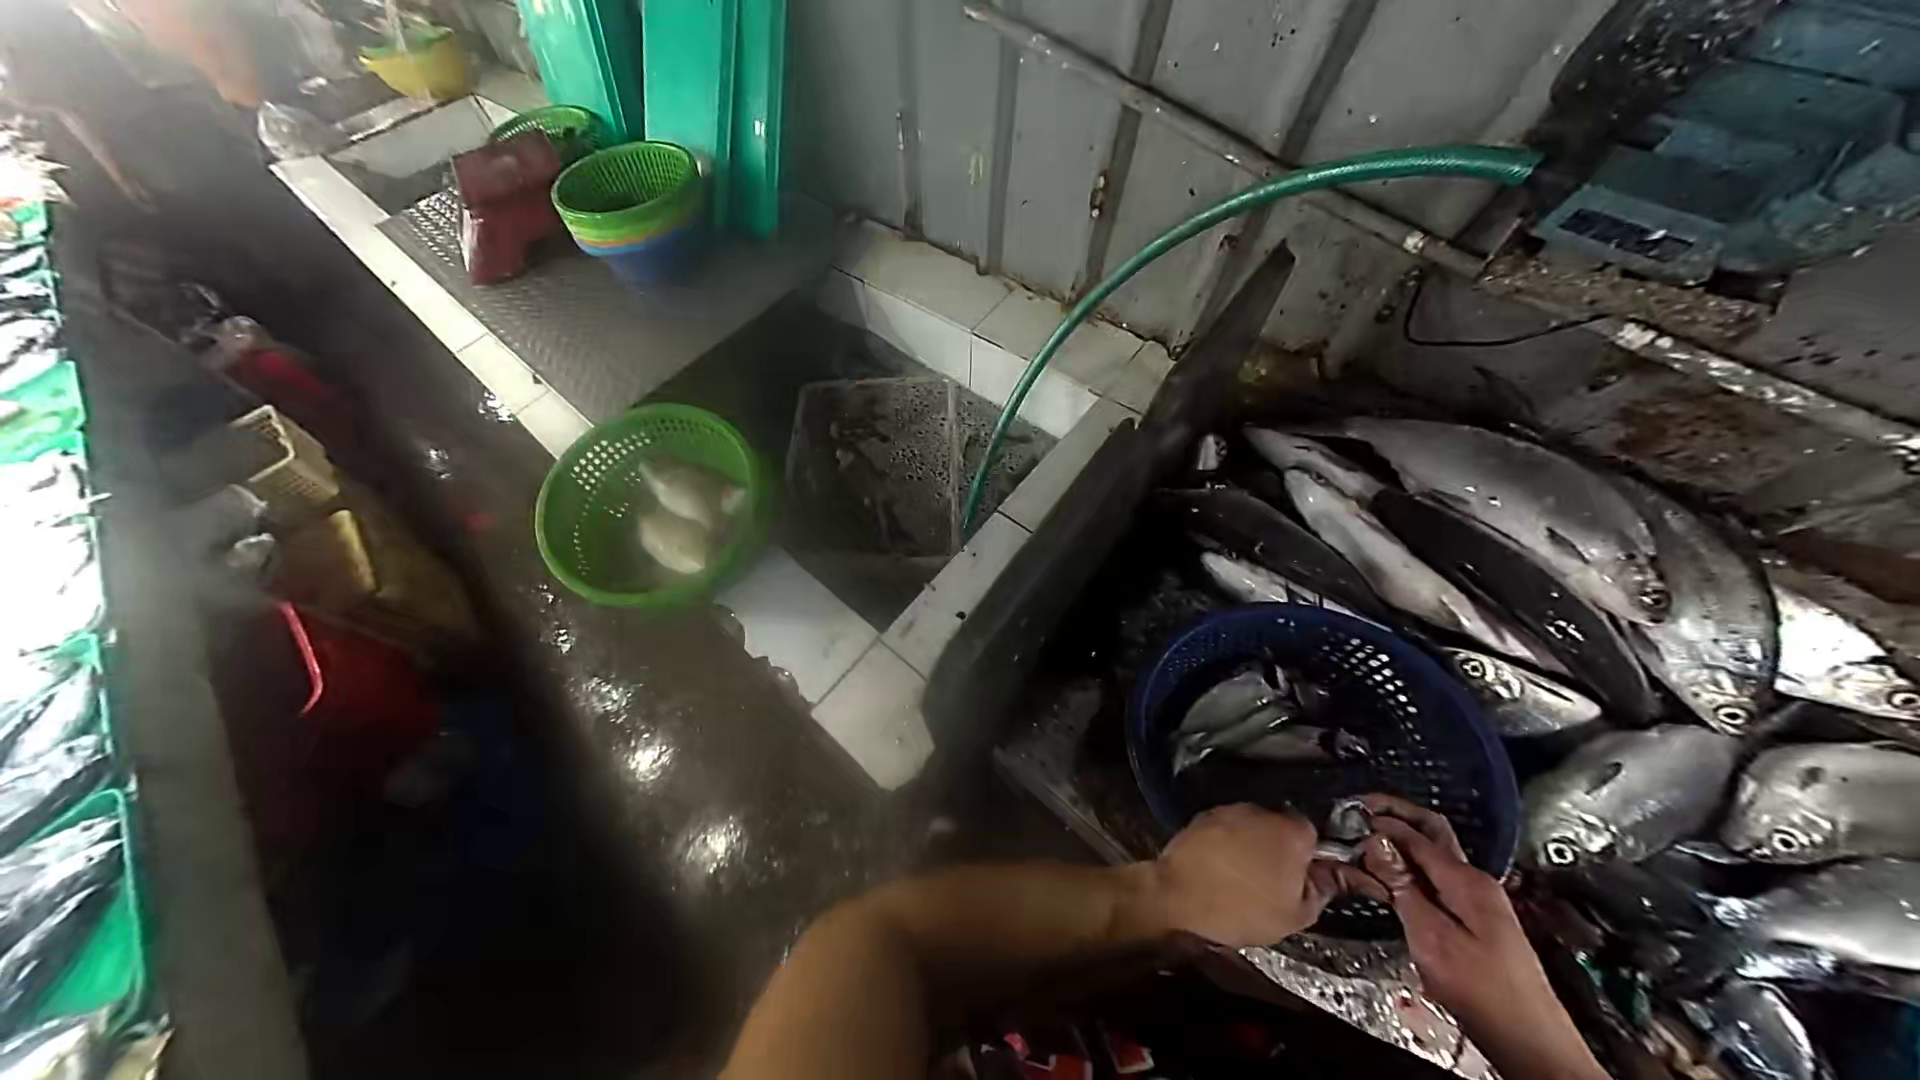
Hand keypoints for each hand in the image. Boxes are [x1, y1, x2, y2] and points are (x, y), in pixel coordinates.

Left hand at [1147, 803, 1346, 945]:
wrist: (1179, 897)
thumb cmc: (1242, 908)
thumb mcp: (1296, 914)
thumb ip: (1319, 889)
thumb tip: (1329, 875)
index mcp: (1289, 831)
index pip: (1312, 833)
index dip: (1309, 855)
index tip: (1302, 876)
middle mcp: (1258, 811)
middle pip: (1280, 826)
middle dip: (1280, 847)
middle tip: (1274, 879)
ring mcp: (1227, 810)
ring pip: (1251, 826)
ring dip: (1252, 843)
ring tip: (1243, 875)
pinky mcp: (1202, 816)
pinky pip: (1226, 828)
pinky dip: (1227, 842)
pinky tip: (1221, 866)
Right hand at [1344, 795, 1607, 1079]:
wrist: (1531, 1044)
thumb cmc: (1480, 991)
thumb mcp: (1431, 936)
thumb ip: (1401, 885)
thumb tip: (1376, 840)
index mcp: (1466, 880)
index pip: (1415, 834)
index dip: (1380, 821)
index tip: (1347, 816)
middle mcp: (1475, 881)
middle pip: (1431, 831)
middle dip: (1395, 816)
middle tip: (1358, 813)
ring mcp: (1478, 899)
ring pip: (1432, 854)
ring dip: (1399, 842)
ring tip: (1364, 843)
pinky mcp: (1474, 917)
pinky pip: (1436, 876)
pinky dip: (1409, 866)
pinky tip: (1388, 876)